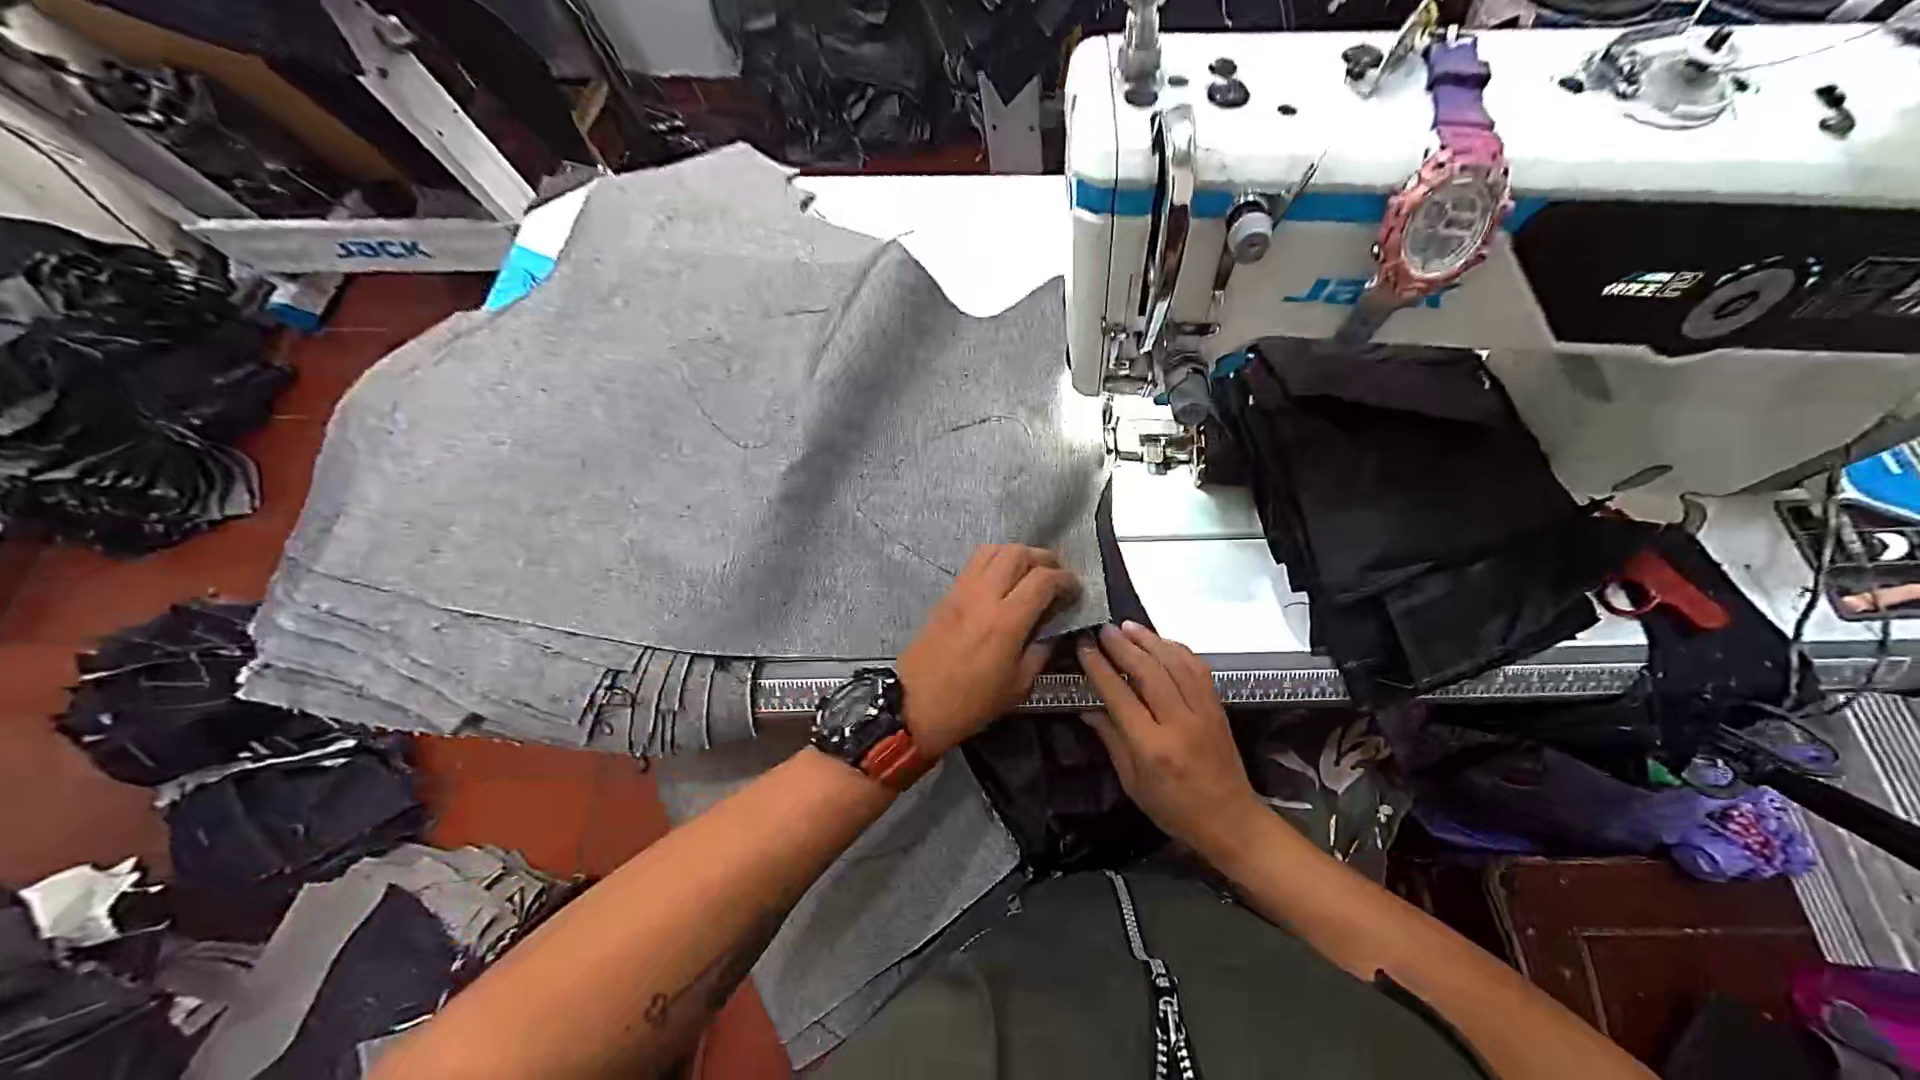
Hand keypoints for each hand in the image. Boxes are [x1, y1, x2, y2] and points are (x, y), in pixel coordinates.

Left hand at [896, 545, 1080, 755]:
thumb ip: (1039, 653)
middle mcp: (983, 596)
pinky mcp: (946, 595)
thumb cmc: (969, 703)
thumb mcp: (1017, 687)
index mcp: (1006, 621)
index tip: (1075, 590)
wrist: (914, 704)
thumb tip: (1052, 632)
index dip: (1065, 580)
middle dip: (1043, 558)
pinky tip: (1003, 582)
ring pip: (993, 550)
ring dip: (1017, 555)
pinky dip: (995, 562)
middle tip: (1055, 576)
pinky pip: (974, 564)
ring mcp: (961, 591)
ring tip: (1029, 573)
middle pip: (1017, 553)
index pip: (1043, 579)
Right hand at [1077, 622, 1265, 859]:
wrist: (1231, 821)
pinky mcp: (1218, 708)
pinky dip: (1178, 650)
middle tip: (1104, 630)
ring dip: (1151, 641)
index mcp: (1153, 748)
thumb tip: (1088, 709)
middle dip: (1124, 647)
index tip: (1085, 648)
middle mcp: (1180, 724)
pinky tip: (1161, 642)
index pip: (1121, 697)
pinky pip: (1198, 669)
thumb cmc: (1174, 809)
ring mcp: (1203, 712)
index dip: (1101, 669)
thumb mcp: (1132, 783)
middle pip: (1150, 673)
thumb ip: (1111, 740)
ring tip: (1129, 626)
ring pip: (1176, 664)